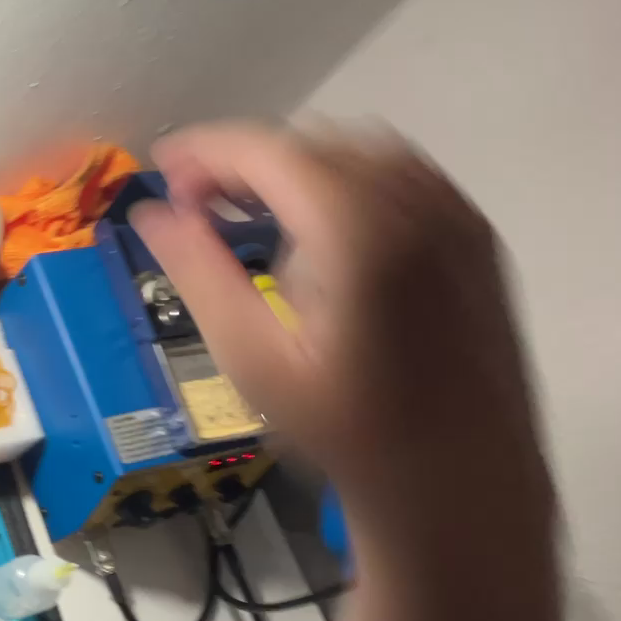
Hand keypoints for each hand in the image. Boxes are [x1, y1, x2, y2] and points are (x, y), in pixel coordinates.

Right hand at [129, 121, 551, 540]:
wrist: (452, 474)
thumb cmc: (338, 427)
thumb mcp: (249, 356)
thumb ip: (198, 275)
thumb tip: (151, 220)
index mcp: (359, 230)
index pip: (271, 153)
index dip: (206, 151)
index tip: (157, 168)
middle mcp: (417, 203)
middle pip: (315, 146)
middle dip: (242, 161)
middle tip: (186, 204)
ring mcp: (453, 217)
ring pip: (357, 156)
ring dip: (288, 172)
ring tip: (235, 215)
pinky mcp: (469, 238)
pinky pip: (394, 180)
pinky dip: (334, 186)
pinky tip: (303, 234)